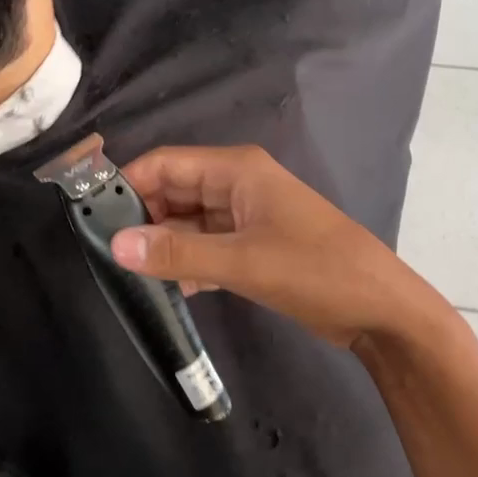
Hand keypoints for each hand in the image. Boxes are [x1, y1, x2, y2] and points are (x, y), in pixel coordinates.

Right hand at [108, 145, 434, 349]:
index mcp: (236, 170)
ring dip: (163, 243)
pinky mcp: (253, 245)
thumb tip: (116, 245)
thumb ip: (178, 253)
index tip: (93, 215)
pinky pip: (206, 245)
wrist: (384, 312)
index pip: (165, 164)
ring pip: (187, 221)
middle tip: (107, 250)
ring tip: (129, 272)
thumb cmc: (316, 271)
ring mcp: (246, 215)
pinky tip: (169, 289)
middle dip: (142, 216)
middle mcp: (237, 184)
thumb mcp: (244, 262)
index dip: (128, 183)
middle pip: (173, 190)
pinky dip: (187, 262)